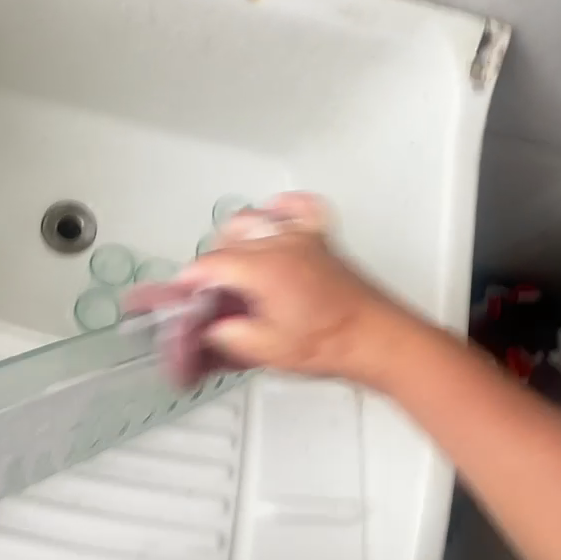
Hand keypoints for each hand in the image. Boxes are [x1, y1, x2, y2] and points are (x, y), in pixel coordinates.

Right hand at [138, 193, 419, 379]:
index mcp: (262, 269)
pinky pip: (297, 208)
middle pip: (226, 241)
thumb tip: (210, 330)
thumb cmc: (333, 344)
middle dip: (210, 265)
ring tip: (233, 264)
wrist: (379, 340)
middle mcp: (279, 245)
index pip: (209, 265)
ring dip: (235, 238)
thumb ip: (228, 337)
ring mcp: (301, 238)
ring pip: (252, 220)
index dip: (189, 281)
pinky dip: (281, 208)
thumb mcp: (267, 351)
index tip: (181, 294)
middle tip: (209, 294)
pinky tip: (273, 216)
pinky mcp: (320, 240)